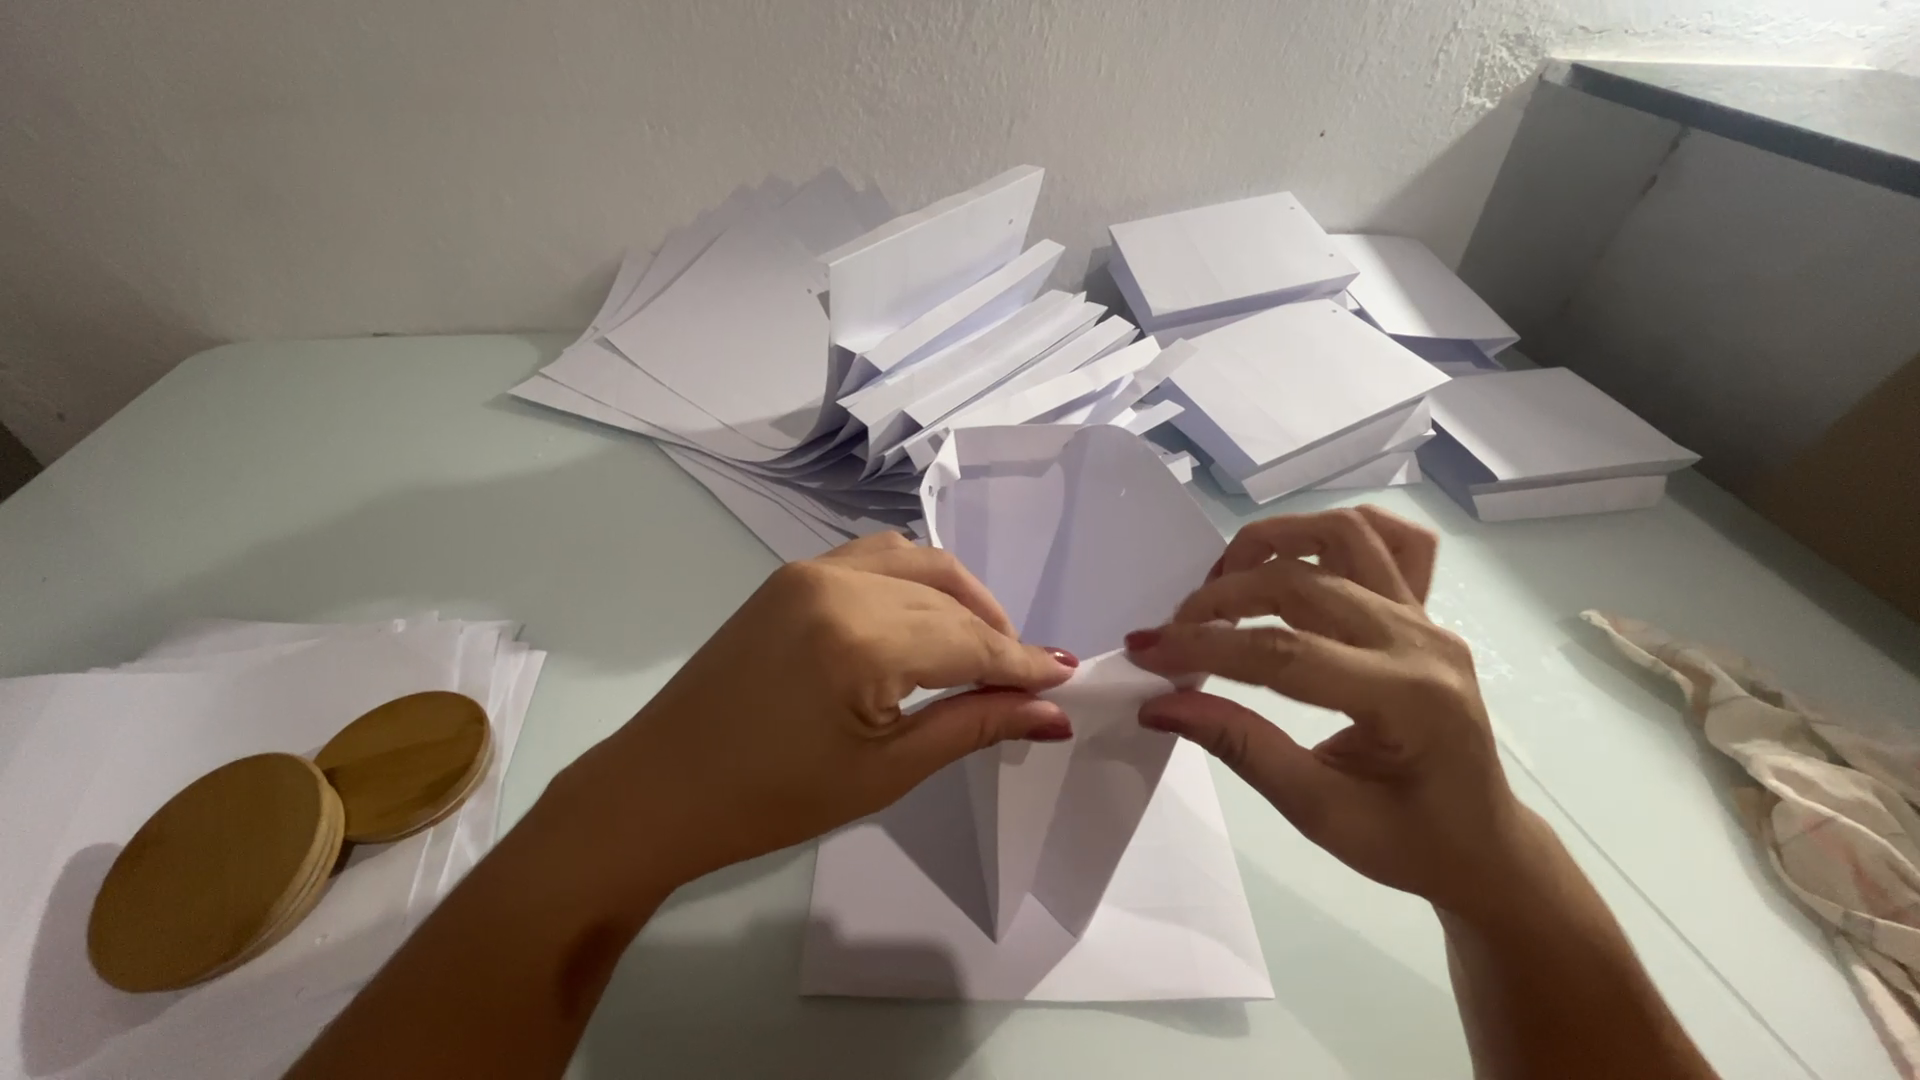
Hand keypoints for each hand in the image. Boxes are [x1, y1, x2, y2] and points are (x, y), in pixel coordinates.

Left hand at [547, 533, 1077, 891]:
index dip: (1023, 663)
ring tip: (983, 646)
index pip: (969, 641)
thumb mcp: (886, 771)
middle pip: (947, 600)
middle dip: (997, 636)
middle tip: (1031, 679)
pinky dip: (915, 579)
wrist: (661, 788)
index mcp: (861, 636)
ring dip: (961, 597)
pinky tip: (926, 616)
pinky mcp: (789, 576)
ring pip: (916, 563)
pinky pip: (874, 557)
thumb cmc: (772, 798)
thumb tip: (1053, 710)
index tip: (1066, 679)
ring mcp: (808, 569)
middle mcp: (838, 582)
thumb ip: (974, 725)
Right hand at [1124, 507, 1531, 919]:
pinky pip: (1390, 542)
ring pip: (1343, 536)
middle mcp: (1421, 641)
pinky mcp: (1425, 611)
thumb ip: (1238, 746)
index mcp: (1405, 698)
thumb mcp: (1316, 811)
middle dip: (1222, 598)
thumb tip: (1159, 705)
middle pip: (1301, 582)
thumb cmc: (1407, 843)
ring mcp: (1428, 618)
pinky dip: (1332, 534)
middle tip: (1172, 634)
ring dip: (1271, 544)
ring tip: (1224, 582)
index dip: (1204, 646)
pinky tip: (1294, 558)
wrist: (1484, 847)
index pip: (1283, 653)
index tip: (1144, 650)